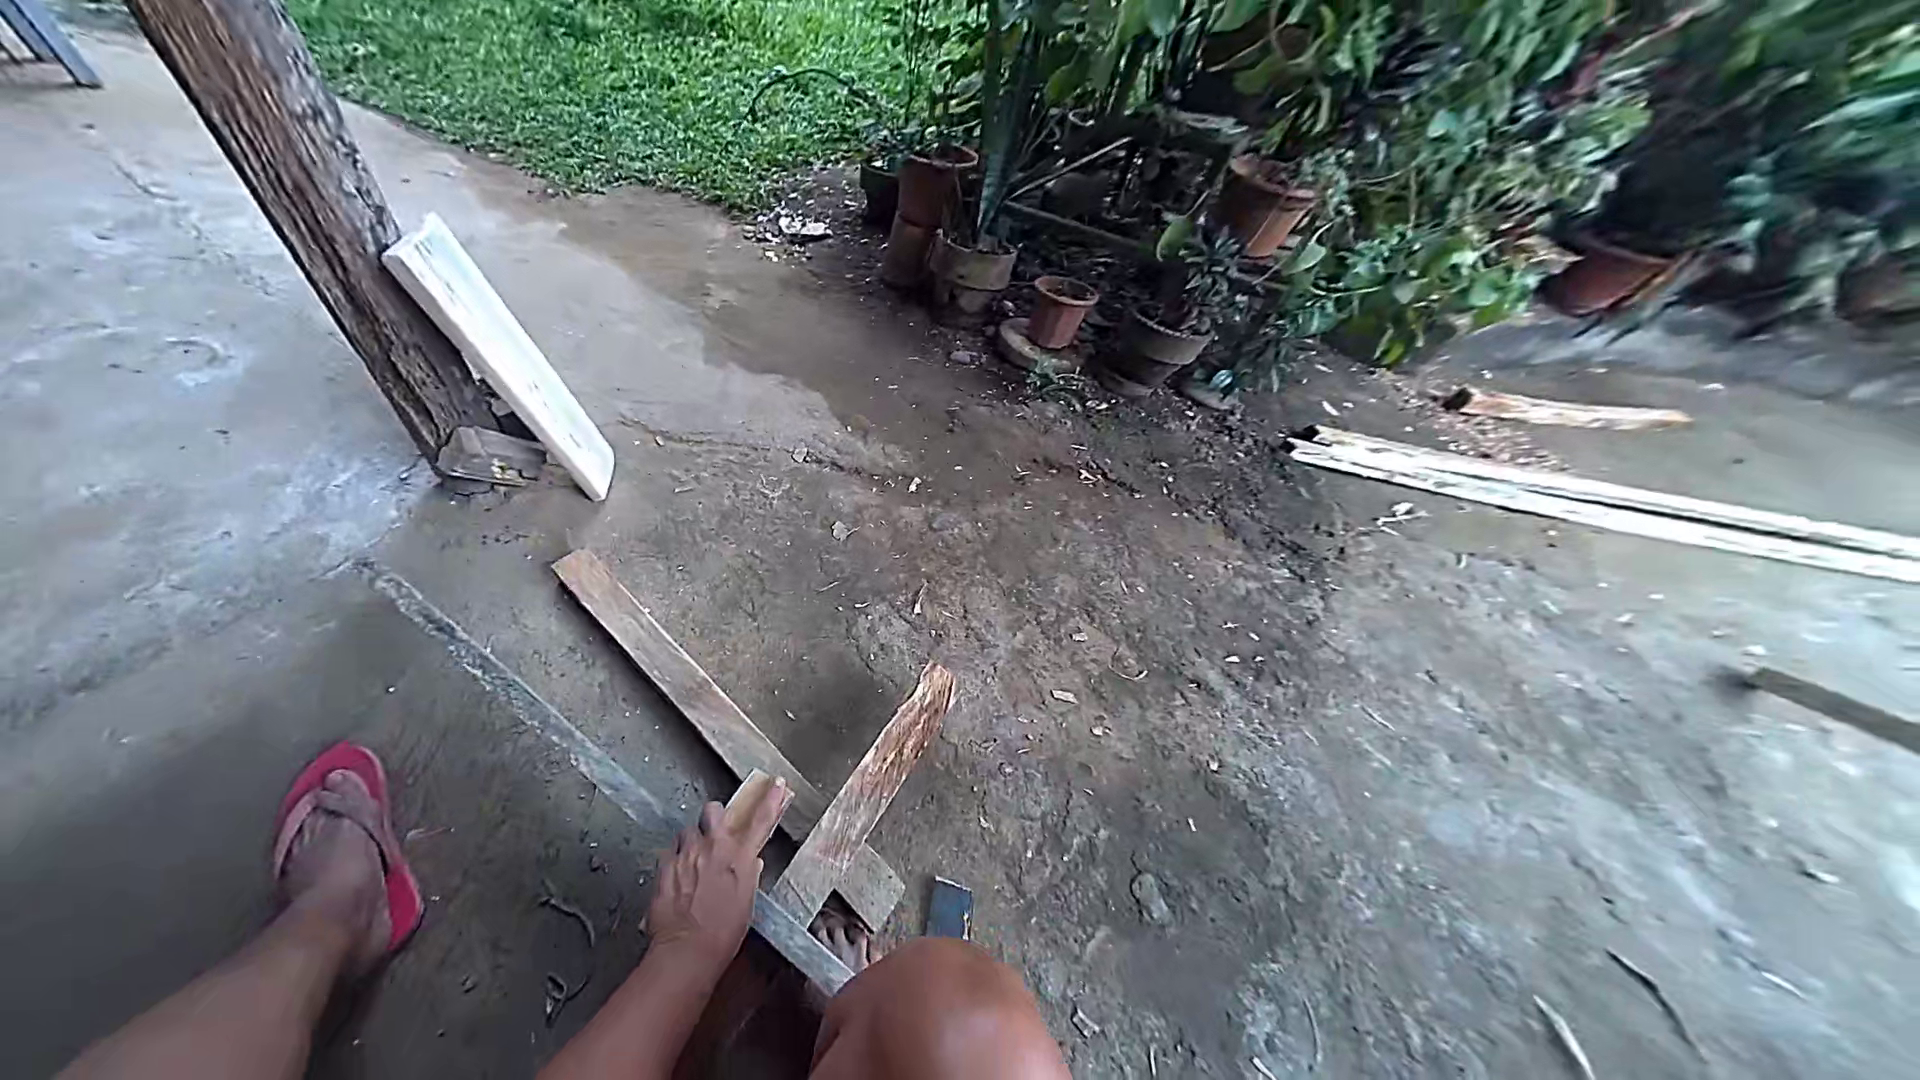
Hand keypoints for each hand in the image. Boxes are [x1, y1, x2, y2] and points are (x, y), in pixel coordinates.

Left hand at [645, 779, 789, 966]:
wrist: (687, 951)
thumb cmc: (723, 932)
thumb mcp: (746, 900)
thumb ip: (748, 874)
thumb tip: (750, 863)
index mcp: (741, 854)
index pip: (762, 818)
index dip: (772, 798)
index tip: (777, 784)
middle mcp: (714, 847)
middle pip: (713, 810)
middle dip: (713, 817)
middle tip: (713, 832)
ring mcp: (687, 854)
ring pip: (688, 831)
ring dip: (691, 841)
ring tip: (692, 859)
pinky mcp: (665, 867)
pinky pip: (670, 852)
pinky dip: (674, 858)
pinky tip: (677, 874)